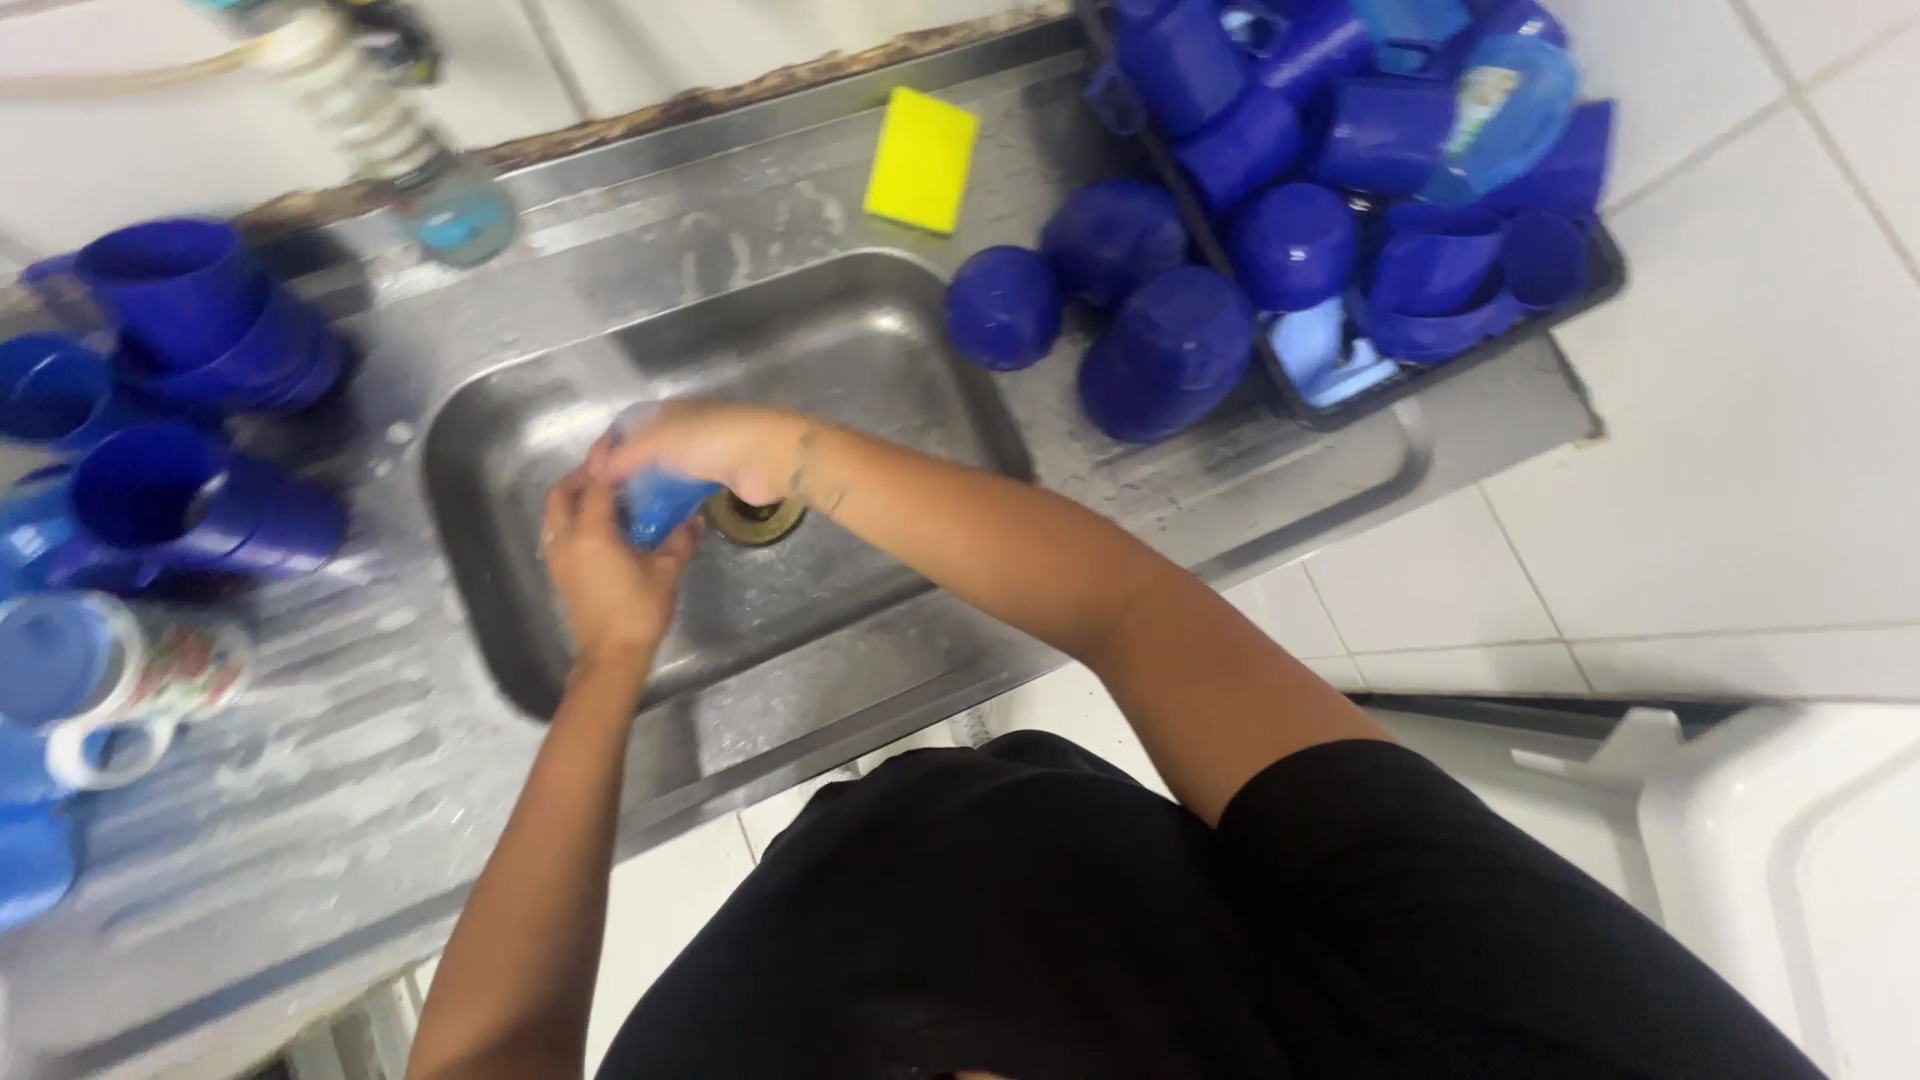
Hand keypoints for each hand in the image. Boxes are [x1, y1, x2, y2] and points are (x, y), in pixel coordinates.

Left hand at [542, 444, 699, 669]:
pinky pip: (559, 533)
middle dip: (580, 476)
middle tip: (608, 470)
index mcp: (591, 533)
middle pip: (560, 495)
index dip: (606, 463)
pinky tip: (601, 526)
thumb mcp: (667, 571)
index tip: (618, 444)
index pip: (594, 485)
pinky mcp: (561, 573)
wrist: (612, 654)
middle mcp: (567, 540)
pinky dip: (573, 519)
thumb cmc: (639, 609)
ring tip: (604, 496)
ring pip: (555, 515)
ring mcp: (559, 558)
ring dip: (573, 498)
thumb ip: (680, 540)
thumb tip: (695, 519)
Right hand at [590, 402, 811, 506]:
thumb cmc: (713, 440)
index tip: (592, 475)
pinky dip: (670, 498)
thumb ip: (628, 454)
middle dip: (625, 470)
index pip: (627, 425)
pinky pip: (686, 487)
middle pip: (645, 449)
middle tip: (605, 499)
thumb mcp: (662, 440)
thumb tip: (598, 472)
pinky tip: (656, 515)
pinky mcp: (719, 477)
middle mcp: (683, 428)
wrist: (768, 457)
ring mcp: (703, 454)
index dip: (607, 447)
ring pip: (666, 470)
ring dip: (648, 487)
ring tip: (625, 511)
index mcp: (668, 411)